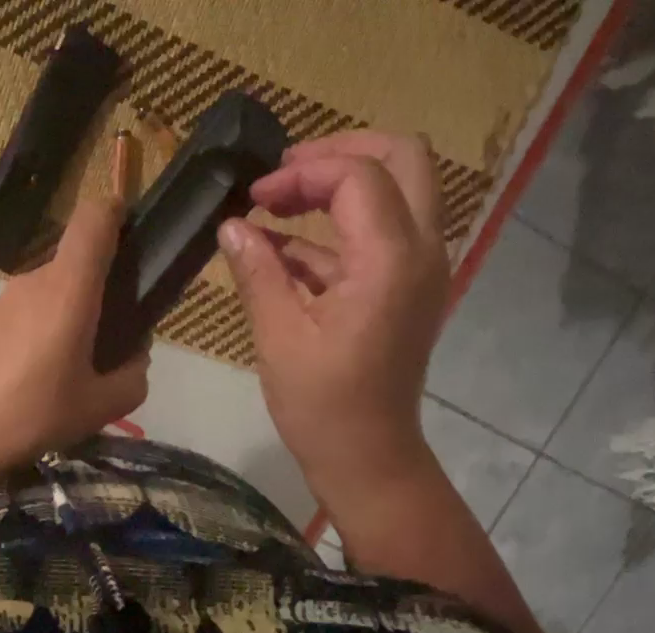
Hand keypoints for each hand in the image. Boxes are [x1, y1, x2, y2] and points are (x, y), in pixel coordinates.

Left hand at [0, 193, 150, 476]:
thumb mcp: (100, 407)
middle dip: (103, 286)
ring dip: (73, 313)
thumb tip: (135, 358)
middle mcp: (35, 281)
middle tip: (116, 336)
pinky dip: (46, 329)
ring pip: (54, 289)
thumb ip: (133, 377)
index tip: (134, 239)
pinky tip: (43, 376)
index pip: (94, 218)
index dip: (118, 215)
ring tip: (78, 367)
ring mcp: (5, 300)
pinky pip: (30, 310)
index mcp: (68, 289)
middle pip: (78, 261)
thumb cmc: (33, 417)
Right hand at [217, 131, 451, 510]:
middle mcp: (423, 249)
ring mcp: (423, 267)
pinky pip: (385, 231)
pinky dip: (341, 225)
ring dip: (343, 184)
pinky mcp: (410, 286)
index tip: (253, 199)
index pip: (357, 176)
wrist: (367, 456)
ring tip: (279, 204)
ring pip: (400, 188)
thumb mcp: (278, 337)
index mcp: (390, 259)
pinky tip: (285, 248)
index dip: (301, 175)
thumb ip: (258, 272)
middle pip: (403, 157)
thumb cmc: (320, 404)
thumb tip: (230, 227)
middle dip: (339, 153)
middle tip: (283, 175)